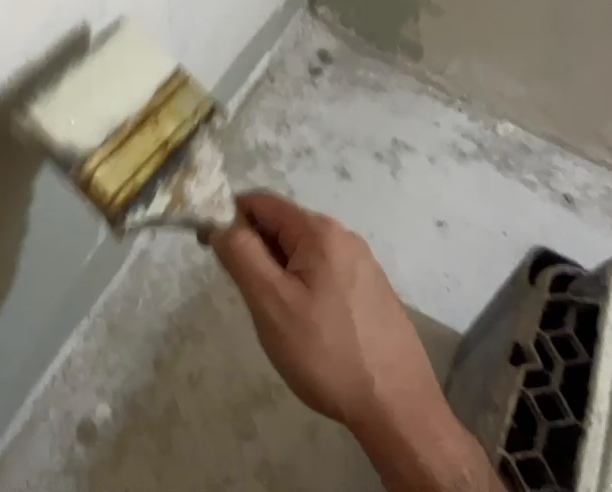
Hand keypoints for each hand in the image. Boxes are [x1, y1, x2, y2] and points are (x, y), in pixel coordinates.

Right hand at [210, 192, 443, 434]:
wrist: (398, 410)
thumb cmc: (326, 353)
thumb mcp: (270, 302)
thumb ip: (240, 253)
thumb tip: (219, 222)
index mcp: (319, 231)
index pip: (259, 202)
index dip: (229, 219)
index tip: (213, 252)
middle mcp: (344, 237)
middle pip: (281, 225)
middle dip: (255, 250)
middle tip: (247, 294)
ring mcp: (362, 264)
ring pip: (300, 252)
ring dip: (277, 271)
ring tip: (276, 315)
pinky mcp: (370, 291)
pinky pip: (321, 272)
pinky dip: (301, 286)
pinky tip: (306, 325)